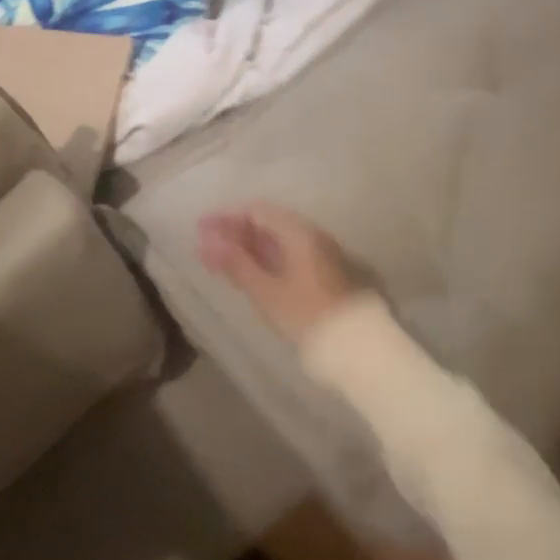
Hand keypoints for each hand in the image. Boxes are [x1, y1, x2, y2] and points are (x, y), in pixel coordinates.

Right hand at [197, 202, 355, 341]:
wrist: (357, 347)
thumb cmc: (307, 315)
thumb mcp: (266, 291)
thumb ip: (235, 263)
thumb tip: (207, 242)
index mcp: (298, 233)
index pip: (257, 211)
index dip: (226, 217)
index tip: (201, 228)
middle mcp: (312, 237)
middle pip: (268, 225)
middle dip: (235, 232)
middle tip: (206, 245)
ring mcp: (322, 256)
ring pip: (278, 243)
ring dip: (248, 248)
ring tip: (221, 261)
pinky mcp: (326, 277)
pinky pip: (288, 257)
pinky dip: (264, 261)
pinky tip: (249, 274)